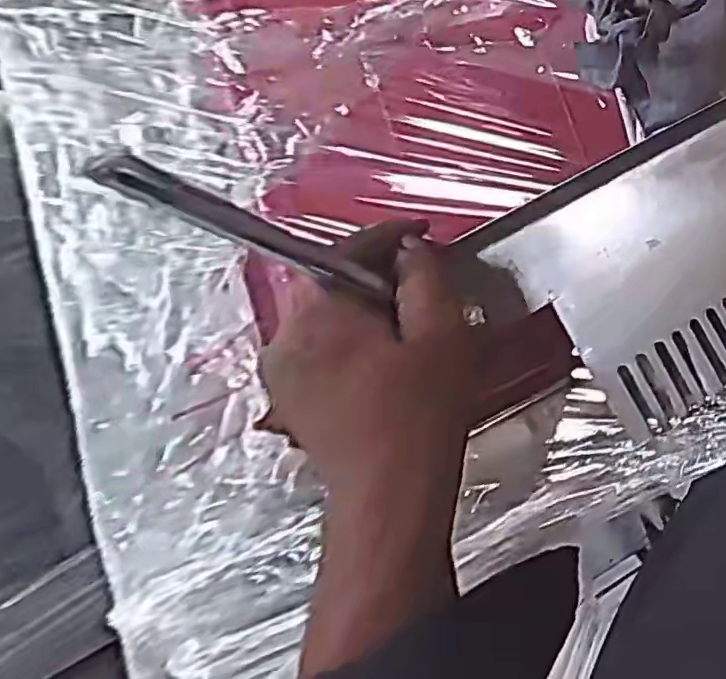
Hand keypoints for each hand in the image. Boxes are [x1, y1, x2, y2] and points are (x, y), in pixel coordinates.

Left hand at [259, 219, 480, 501]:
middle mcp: (286, 339)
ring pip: (327, 312)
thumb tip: (409, 249)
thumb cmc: (423, 409)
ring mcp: (283, 371)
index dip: (387, 234)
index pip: (345, 252)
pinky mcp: (292, 395)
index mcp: (320, 318)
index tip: (422, 232)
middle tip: (424, 277)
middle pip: (331, 281)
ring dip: (367, 302)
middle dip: (378, 271)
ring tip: (413, 316)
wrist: (391, 493)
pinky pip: (321, 342)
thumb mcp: (442, 333)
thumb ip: (425, 279)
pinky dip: (355, 331)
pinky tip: (391, 351)